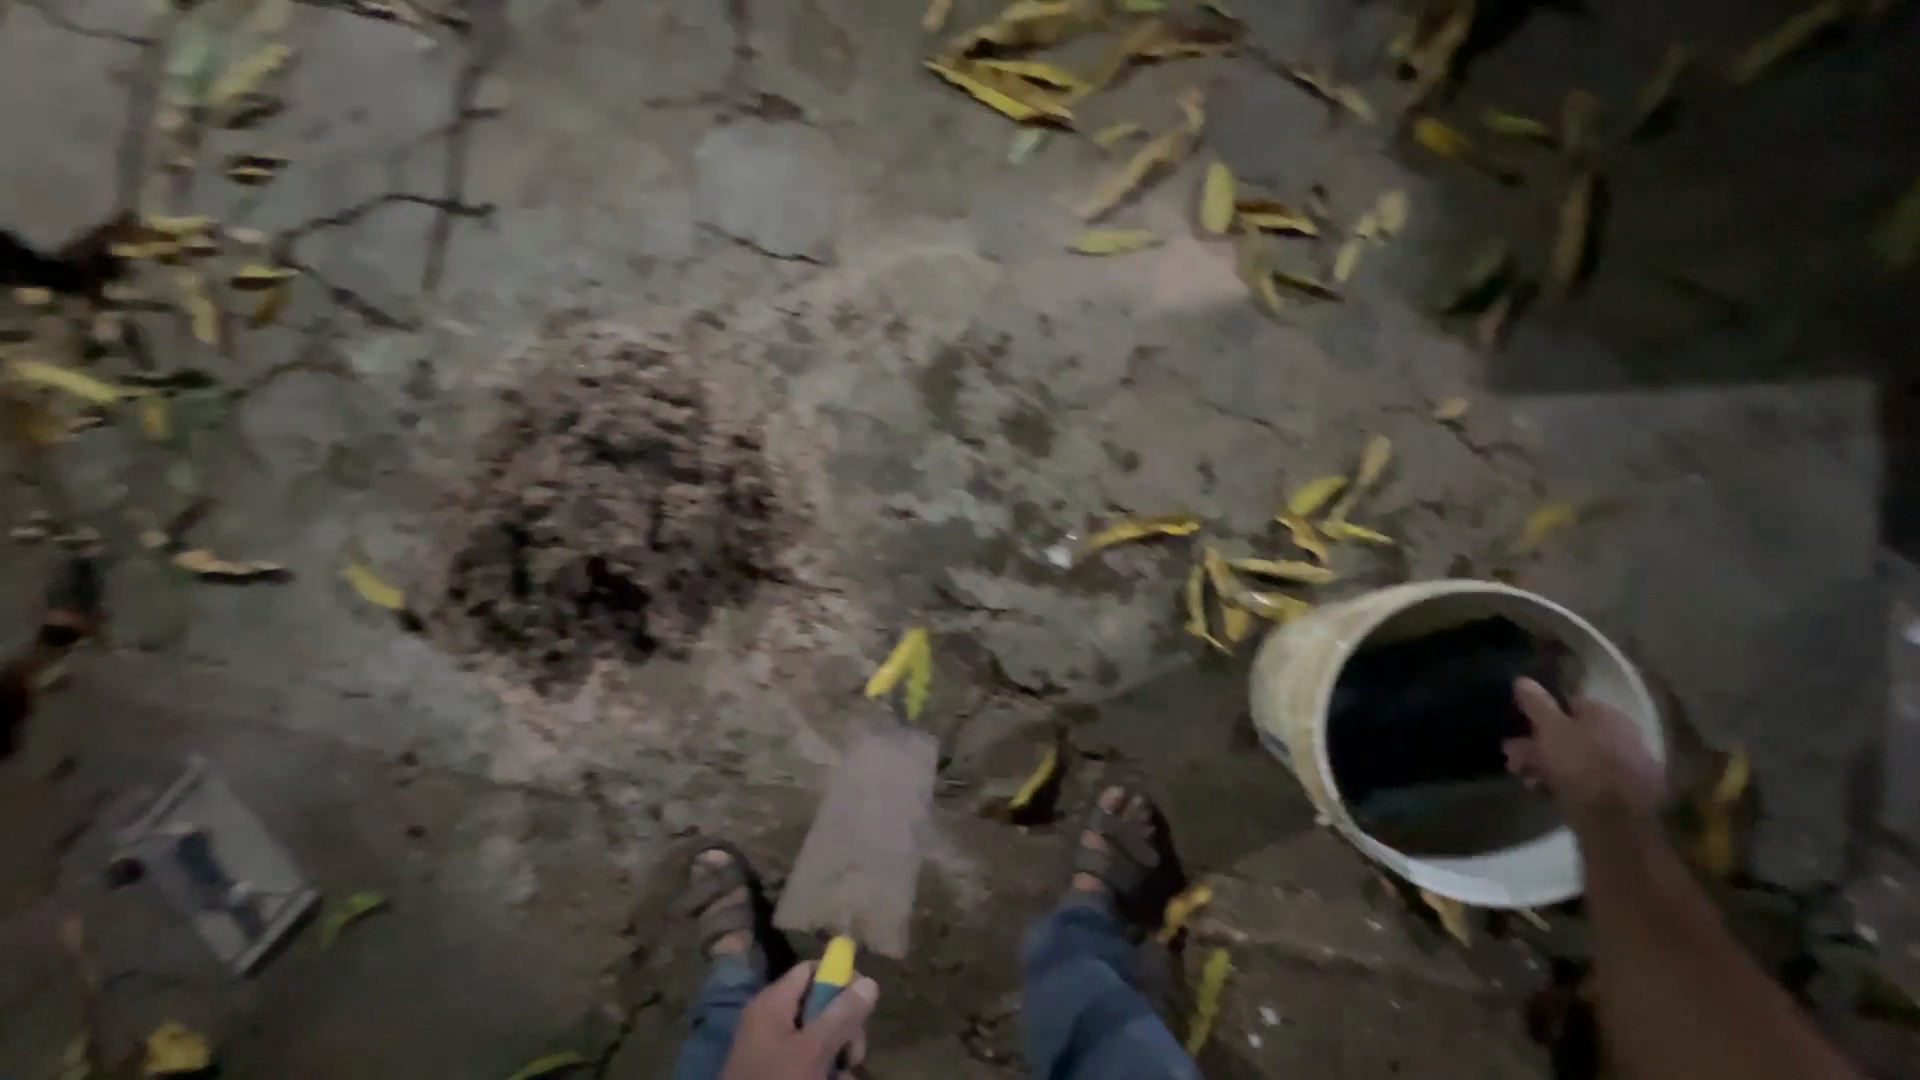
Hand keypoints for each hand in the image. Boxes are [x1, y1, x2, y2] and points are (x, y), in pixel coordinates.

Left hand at [719, 961, 878, 1079]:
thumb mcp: (813, 1051)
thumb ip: (841, 1015)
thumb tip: (870, 981)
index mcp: (773, 1002)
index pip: (811, 970)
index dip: (840, 978)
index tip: (863, 1002)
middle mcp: (771, 1019)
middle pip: (819, 1005)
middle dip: (844, 1027)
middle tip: (855, 1054)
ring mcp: (771, 1048)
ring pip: (818, 1038)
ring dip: (838, 1055)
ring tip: (845, 1077)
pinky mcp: (774, 1072)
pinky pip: (807, 1061)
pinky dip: (824, 1071)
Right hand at [1505, 678, 1664, 828]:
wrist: (1615, 820)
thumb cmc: (1580, 764)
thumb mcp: (1551, 729)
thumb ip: (1536, 704)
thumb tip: (1523, 679)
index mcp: (1608, 717)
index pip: (1571, 704)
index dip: (1542, 714)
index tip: (1521, 726)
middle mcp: (1620, 738)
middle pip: (1569, 733)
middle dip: (1536, 743)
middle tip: (1511, 755)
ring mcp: (1621, 768)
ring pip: (1572, 759)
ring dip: (1542, 764)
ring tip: (1520, 775)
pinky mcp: (1616, 795)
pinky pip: (1582, 780)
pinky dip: (1560, 782)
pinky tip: (1540, 790)